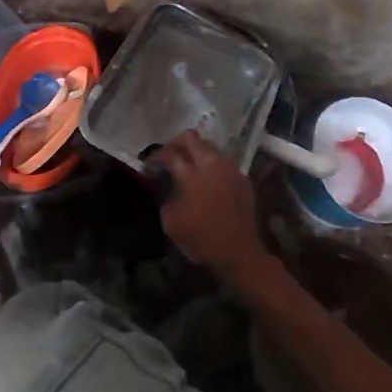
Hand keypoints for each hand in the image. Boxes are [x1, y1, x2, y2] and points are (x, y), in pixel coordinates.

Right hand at [151, 131, 269, 277]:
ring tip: (187, 169)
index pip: (169, 153)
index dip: (155, 157)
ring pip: (210, 147)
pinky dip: (210, 166)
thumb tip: (165, 182)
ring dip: (195, 153)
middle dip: (175, 144)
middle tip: (168, 158)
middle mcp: (212, 165)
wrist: (239, 254)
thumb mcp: (170, 220)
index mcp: (192, 175)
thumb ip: (165, 195)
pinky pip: (223, 163)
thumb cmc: (201, 239)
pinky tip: (206, 183)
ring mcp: (231, 170)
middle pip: (191, 138)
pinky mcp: (243, 179)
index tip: (148, 166)